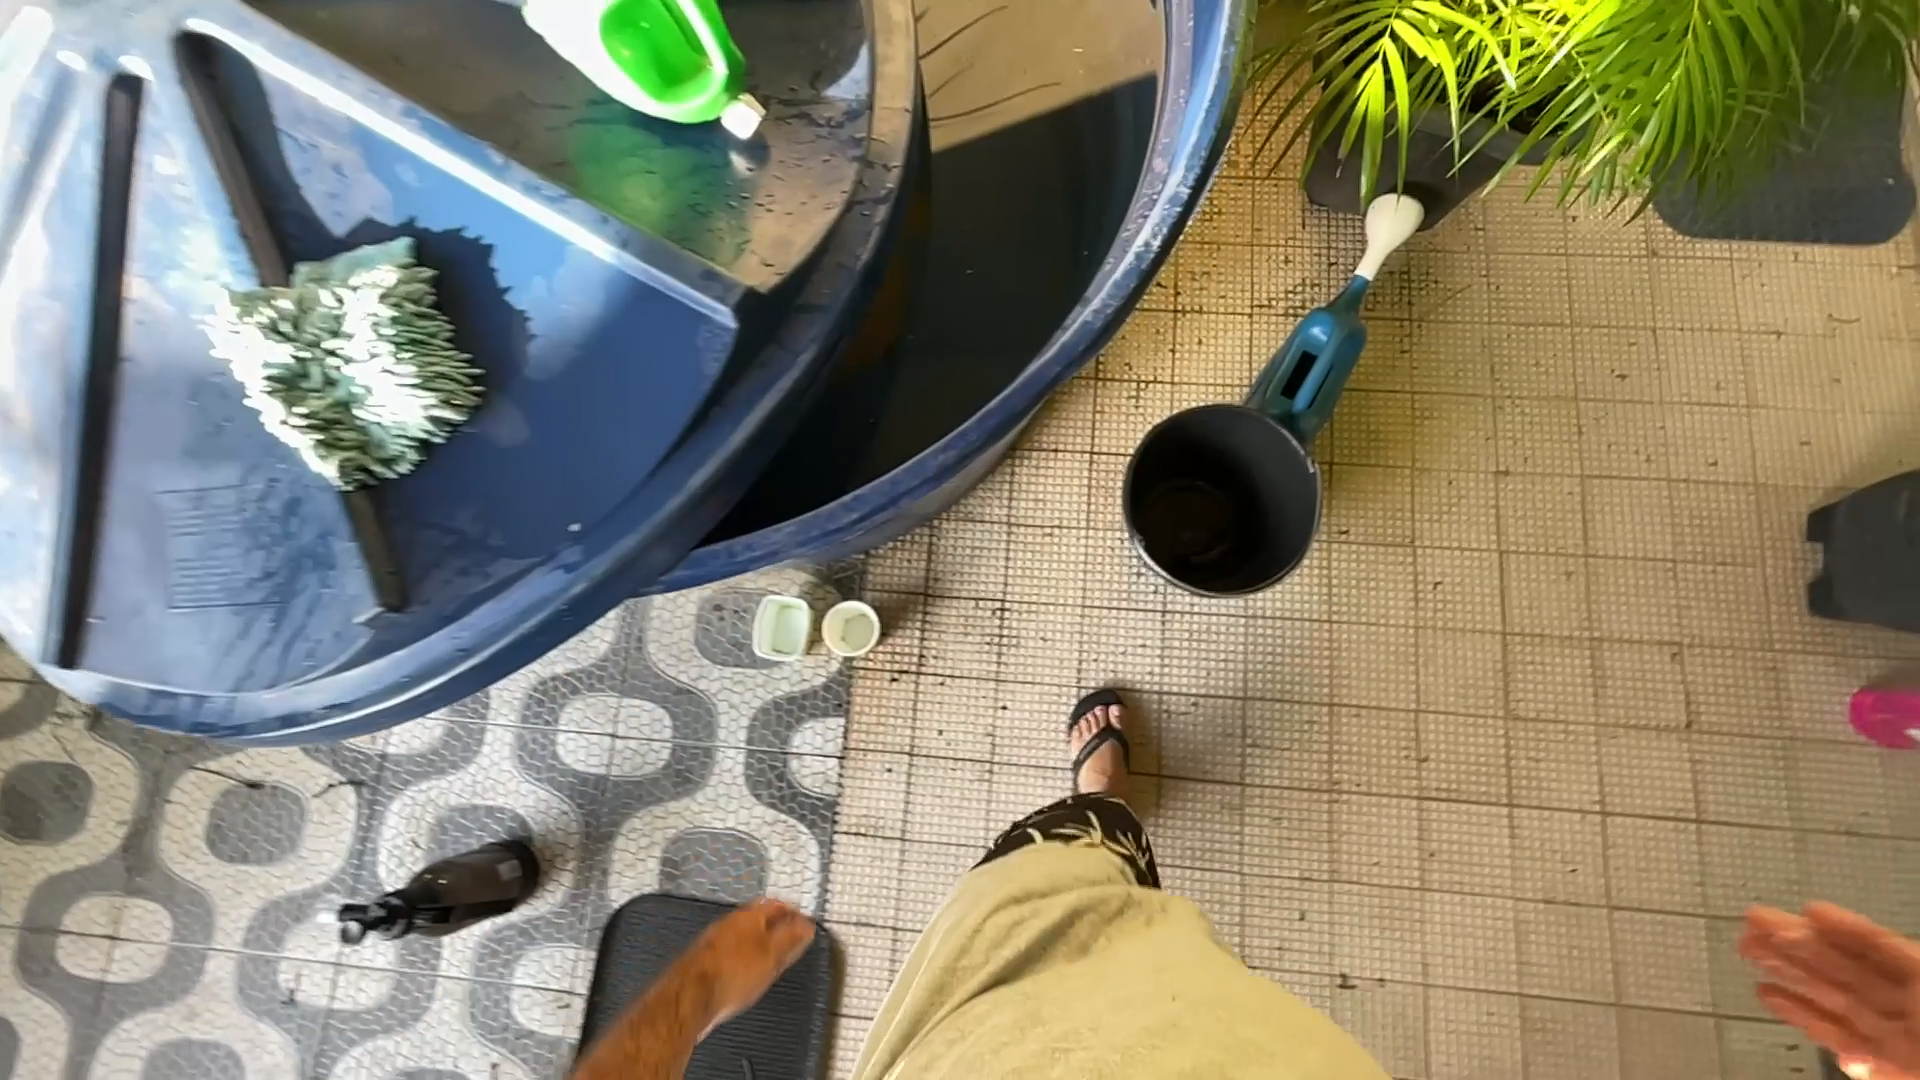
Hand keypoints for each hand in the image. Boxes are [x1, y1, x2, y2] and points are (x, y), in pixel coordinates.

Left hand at [683, 898, 816, 1029]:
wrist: (688, 998)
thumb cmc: (734, 973)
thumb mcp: (772, 956)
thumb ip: (792, 938)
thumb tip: (808, 925)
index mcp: (750, 914)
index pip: (778, 905)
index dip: (794, 915)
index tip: (805, 927)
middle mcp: (730, 921)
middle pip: (759, 918)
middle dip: (776, 927)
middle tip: (790, 942)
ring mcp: (714, 939)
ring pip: (743, 934)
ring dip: (758, 942)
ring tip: (769, 959)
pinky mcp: (702, 959)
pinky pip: (730, 951)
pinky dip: (742, 956)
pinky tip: (744, 972)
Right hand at [1741, 902, 1919, 1079]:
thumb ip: (1899, 958)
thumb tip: (1839, 923)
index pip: (1888, 951)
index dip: (1849, 929)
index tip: (1807, 910)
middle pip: (1855, 972)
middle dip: (1800, 945)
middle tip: (1751, 922)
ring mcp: (1907, 1043)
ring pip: (1839, 999)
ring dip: (1792, 974)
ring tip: (1747, 951)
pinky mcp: (1890, 1067)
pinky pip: (1840, 1036)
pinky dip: (1803, 1016)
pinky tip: (1768, 996)